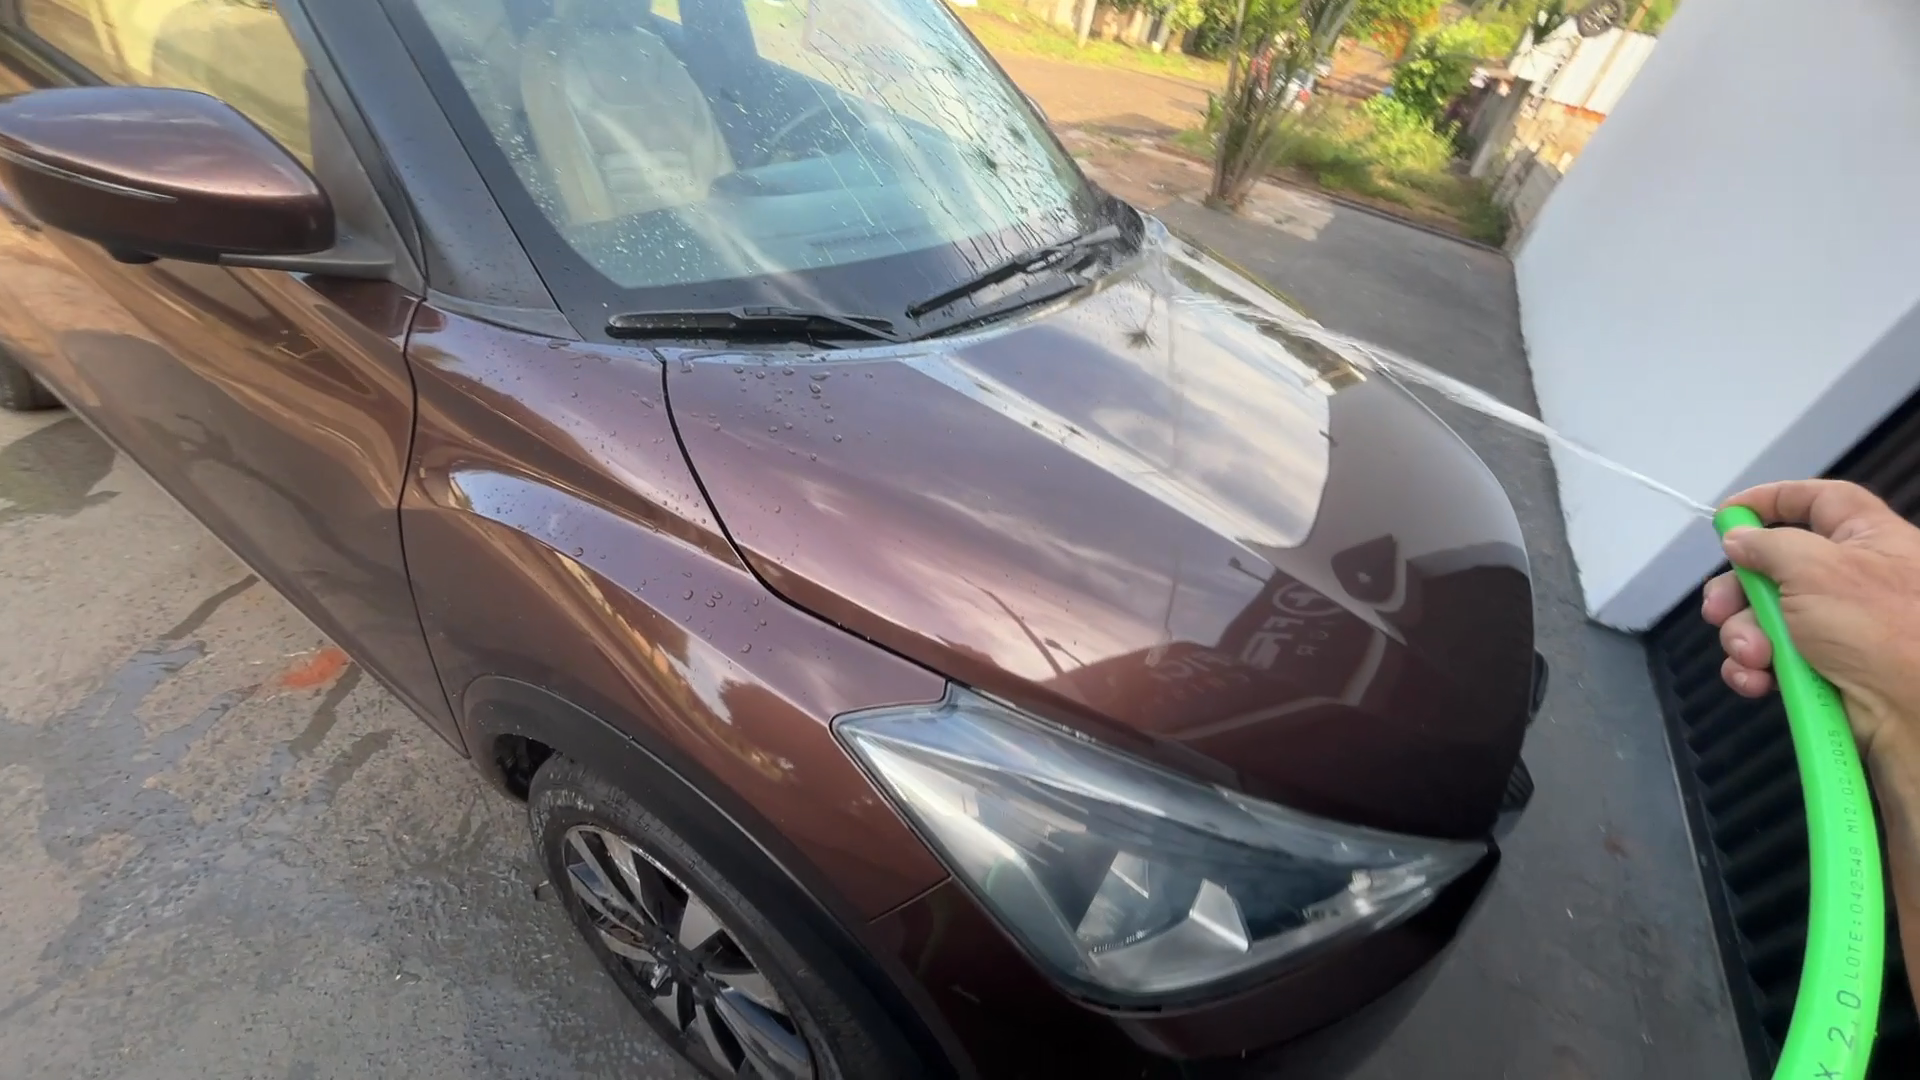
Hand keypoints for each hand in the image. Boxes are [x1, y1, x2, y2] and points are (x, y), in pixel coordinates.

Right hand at [1702, 480, 1919, 764]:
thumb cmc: (1885, 631)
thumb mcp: (1820, 571)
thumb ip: (1771, 545)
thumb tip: (1740, 539)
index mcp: (1871, 544)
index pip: (1822, 501)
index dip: (1773, 499)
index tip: (1726, 516)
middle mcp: (1852, 579)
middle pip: (1770, 567)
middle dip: (1735, 592)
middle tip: (1718, 610)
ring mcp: (1835, 624)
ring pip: (1759, 615)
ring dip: (1740, 636)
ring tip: (1754, 657)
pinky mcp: (1819, 662)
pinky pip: (1765, 654)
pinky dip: (1751, 667)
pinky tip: (1757, 679)